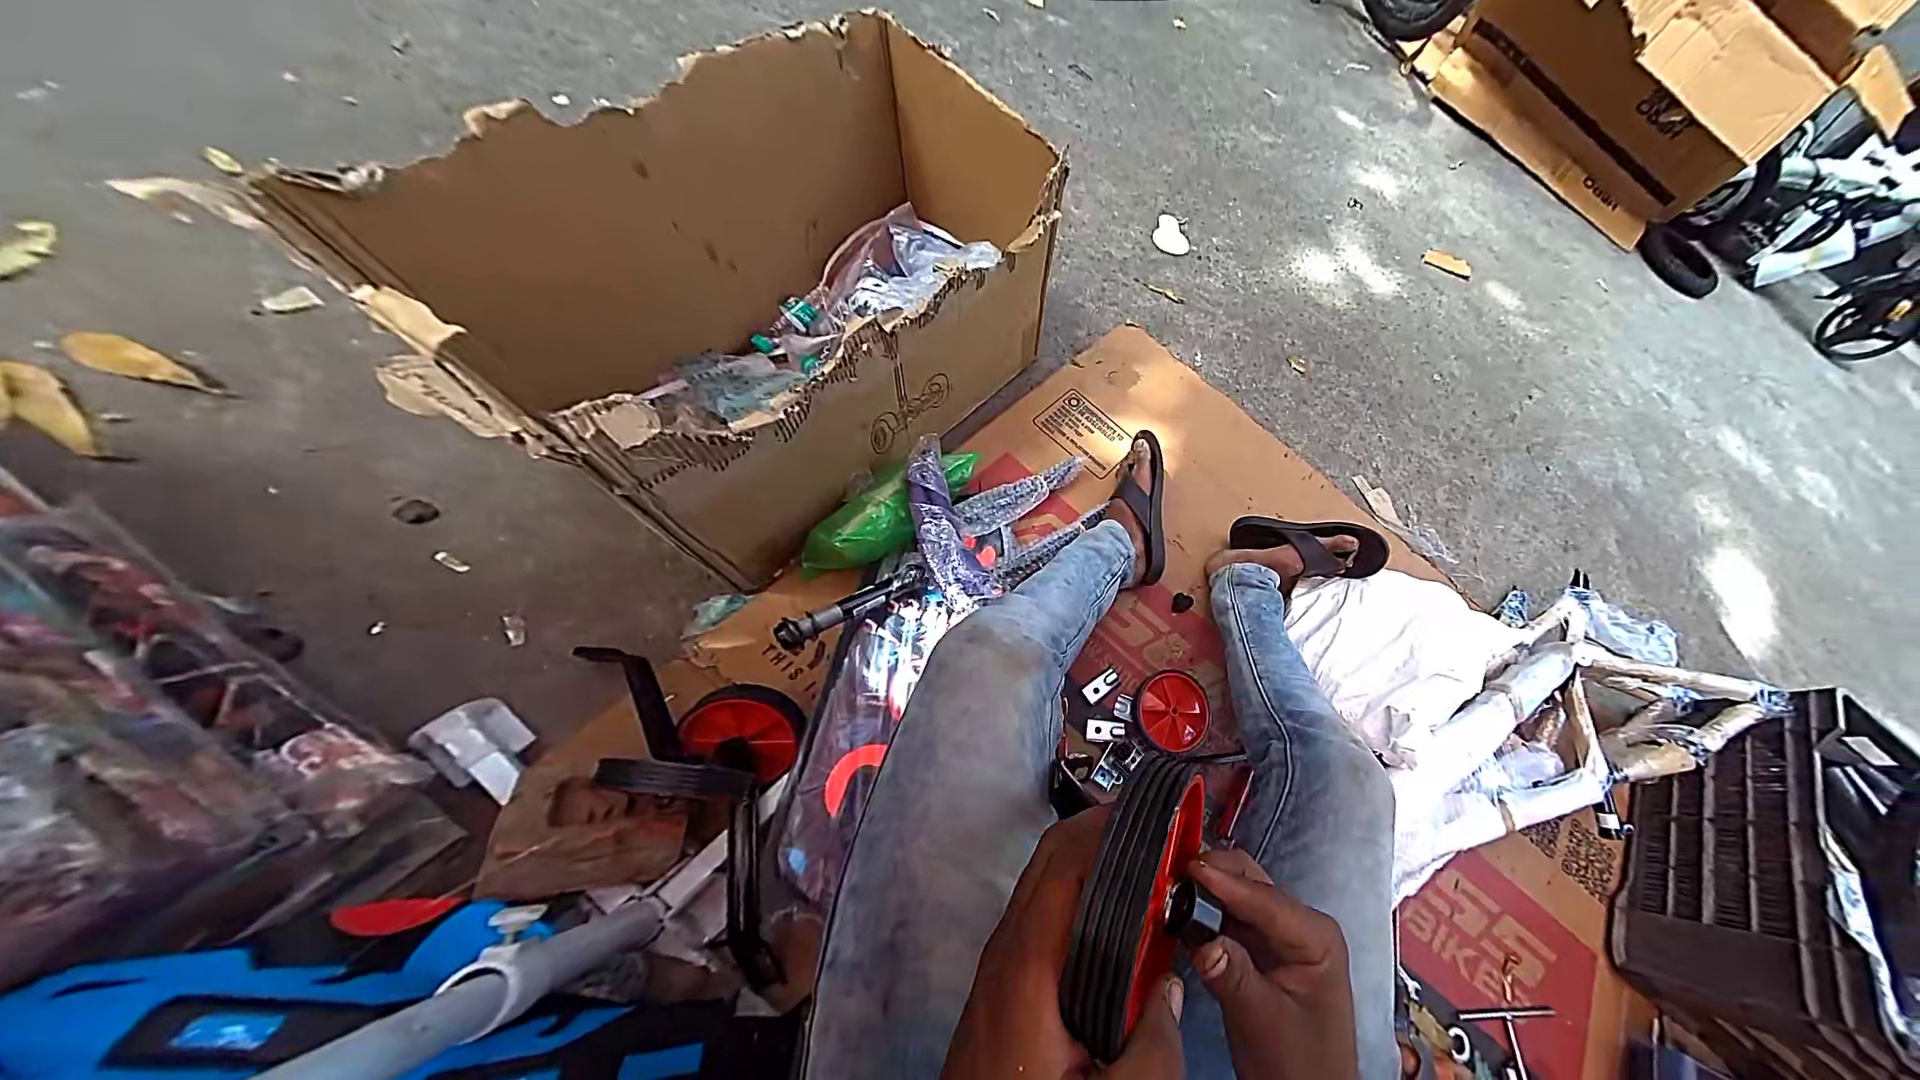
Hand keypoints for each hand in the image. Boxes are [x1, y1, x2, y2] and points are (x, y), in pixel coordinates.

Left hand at [942, 806, 1185, 1078]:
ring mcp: (1002, 955)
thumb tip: (1170, 988)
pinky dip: (1077, 886)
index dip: (1107, 829)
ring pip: (1045, 877)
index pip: (1066, 863)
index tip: (1151, 817)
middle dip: (1101, 829)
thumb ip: (1151, 1052)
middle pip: (1051, 856)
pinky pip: (1043, 906)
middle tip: (1153, 827)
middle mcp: (1008, 942)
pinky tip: (1111, 907)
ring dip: (1089, 854)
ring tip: (1141, 856)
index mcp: (1028, 960)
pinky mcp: (1004, 972)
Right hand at [1187, 849, 1360, 1079]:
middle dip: (1210, 873)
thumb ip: (1232, 977)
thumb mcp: (1264, 1023)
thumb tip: (1202, 942)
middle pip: (1247, 878)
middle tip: (1170, 876)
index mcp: (1314, 936)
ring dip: (1200, 885)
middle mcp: (1295, 922)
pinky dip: (1197, 904)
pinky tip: (1176, 906)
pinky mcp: (1249, 940)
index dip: (1224, 881)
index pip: (1264, 897)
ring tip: (1167, 886)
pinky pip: (1219, 909)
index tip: (1188, 869)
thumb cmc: (1299, 1064)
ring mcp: (1271, 929)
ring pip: (1230, 887)